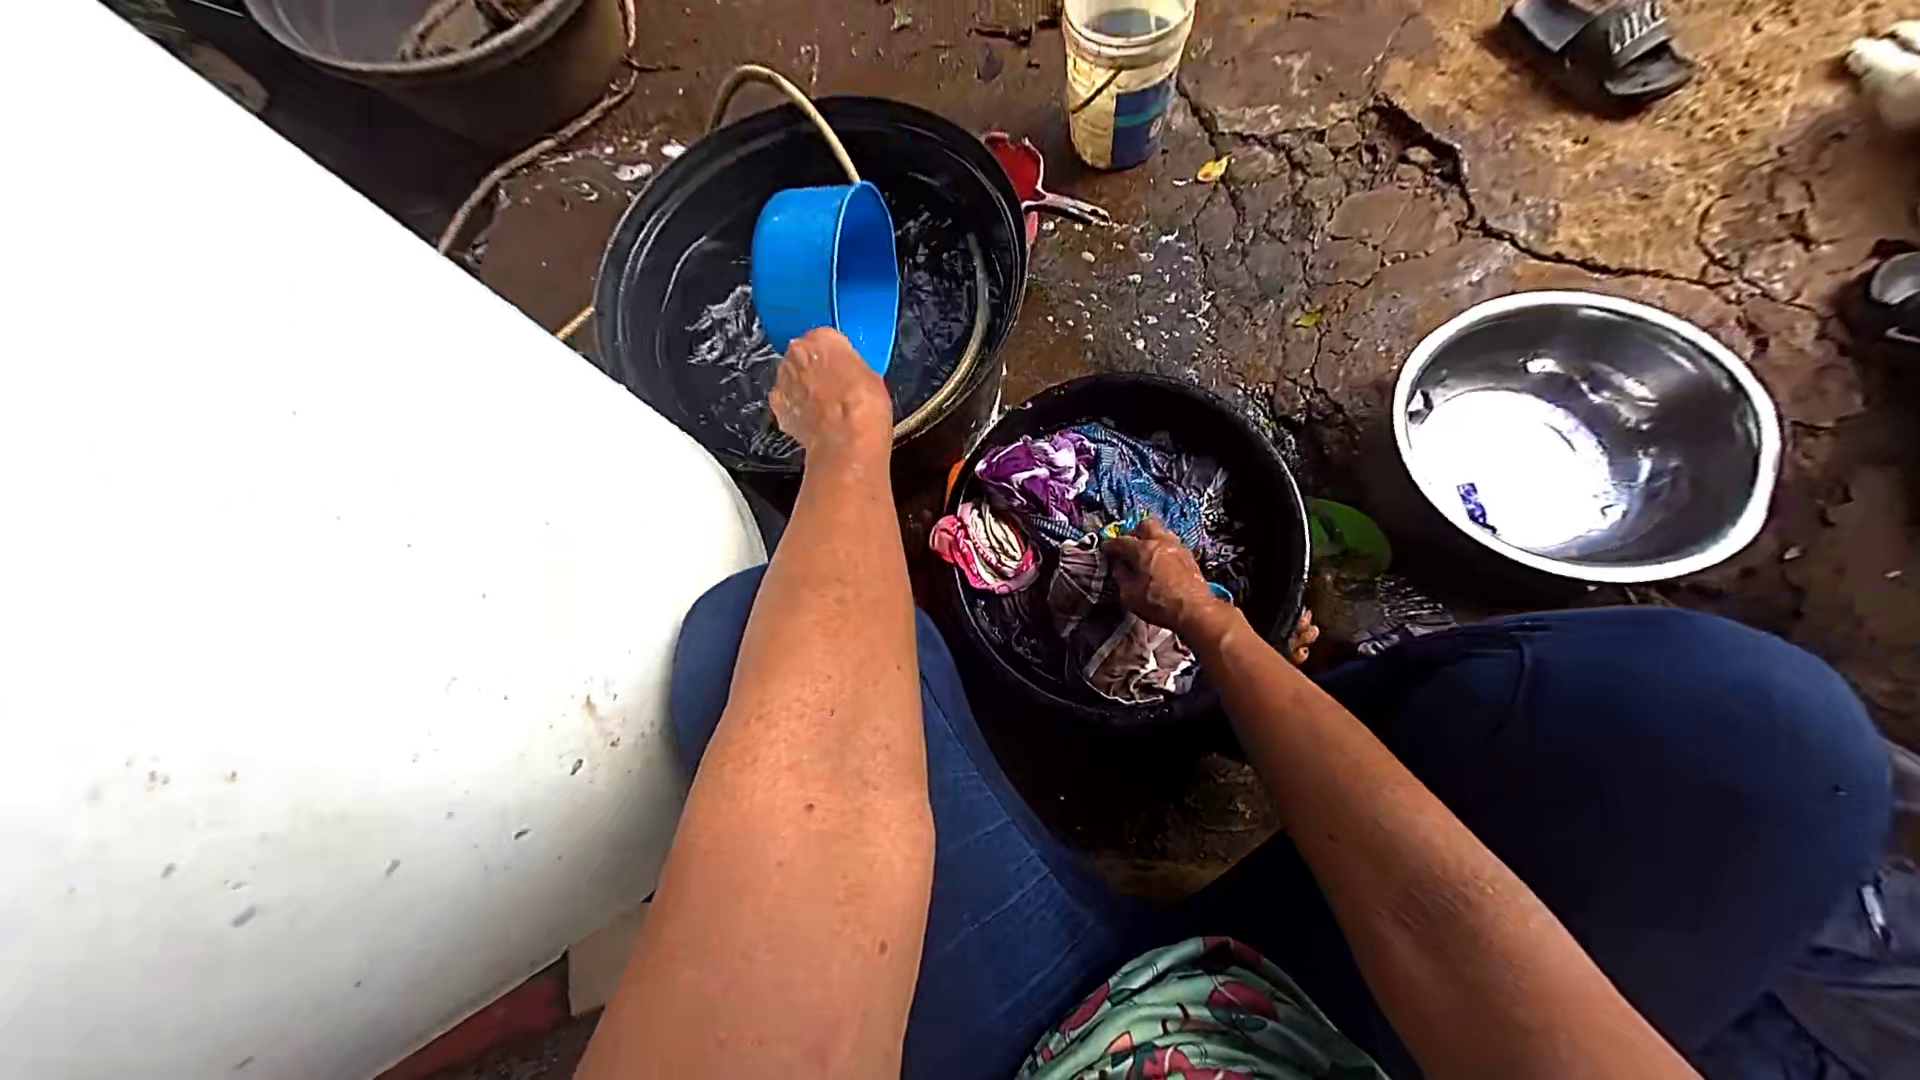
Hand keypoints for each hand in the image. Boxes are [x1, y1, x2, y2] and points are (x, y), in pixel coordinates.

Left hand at [769, 328, 892, 458]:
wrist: (847, 441)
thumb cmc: (863, 409)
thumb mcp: (873, 378)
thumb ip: (854, 368)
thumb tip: (852, 374)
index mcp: (823, 339)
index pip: (827, 339)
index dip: (837, 357)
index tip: (845, 368)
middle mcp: (798, 355)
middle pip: (804, 356)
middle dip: (816, 371)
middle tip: (835, 389)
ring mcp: (784, 381)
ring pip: (792, 379)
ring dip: (804, 390)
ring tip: (826, 409)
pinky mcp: (778, 407)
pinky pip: (787, 403)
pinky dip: (796, 410)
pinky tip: (815, 422)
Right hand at [1103, 518, 1228, 635]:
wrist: (1194, 610)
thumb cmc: (1158, 603)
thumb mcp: (1129, 594)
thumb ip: (1121, 576)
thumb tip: (1117, 566)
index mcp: (1142, 549)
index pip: (1121, 540)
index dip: (1111, 544)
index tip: (1106, 549)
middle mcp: (1161, 542)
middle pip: (1146, 525)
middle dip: (1134, 532)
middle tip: (1128, 545)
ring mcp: (1178, 548)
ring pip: (1162, 533)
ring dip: (1152, 539)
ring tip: (1146, 553)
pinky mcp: (1190, 558)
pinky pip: (1173, 546)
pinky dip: (1164, 550)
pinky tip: (1161, 563)